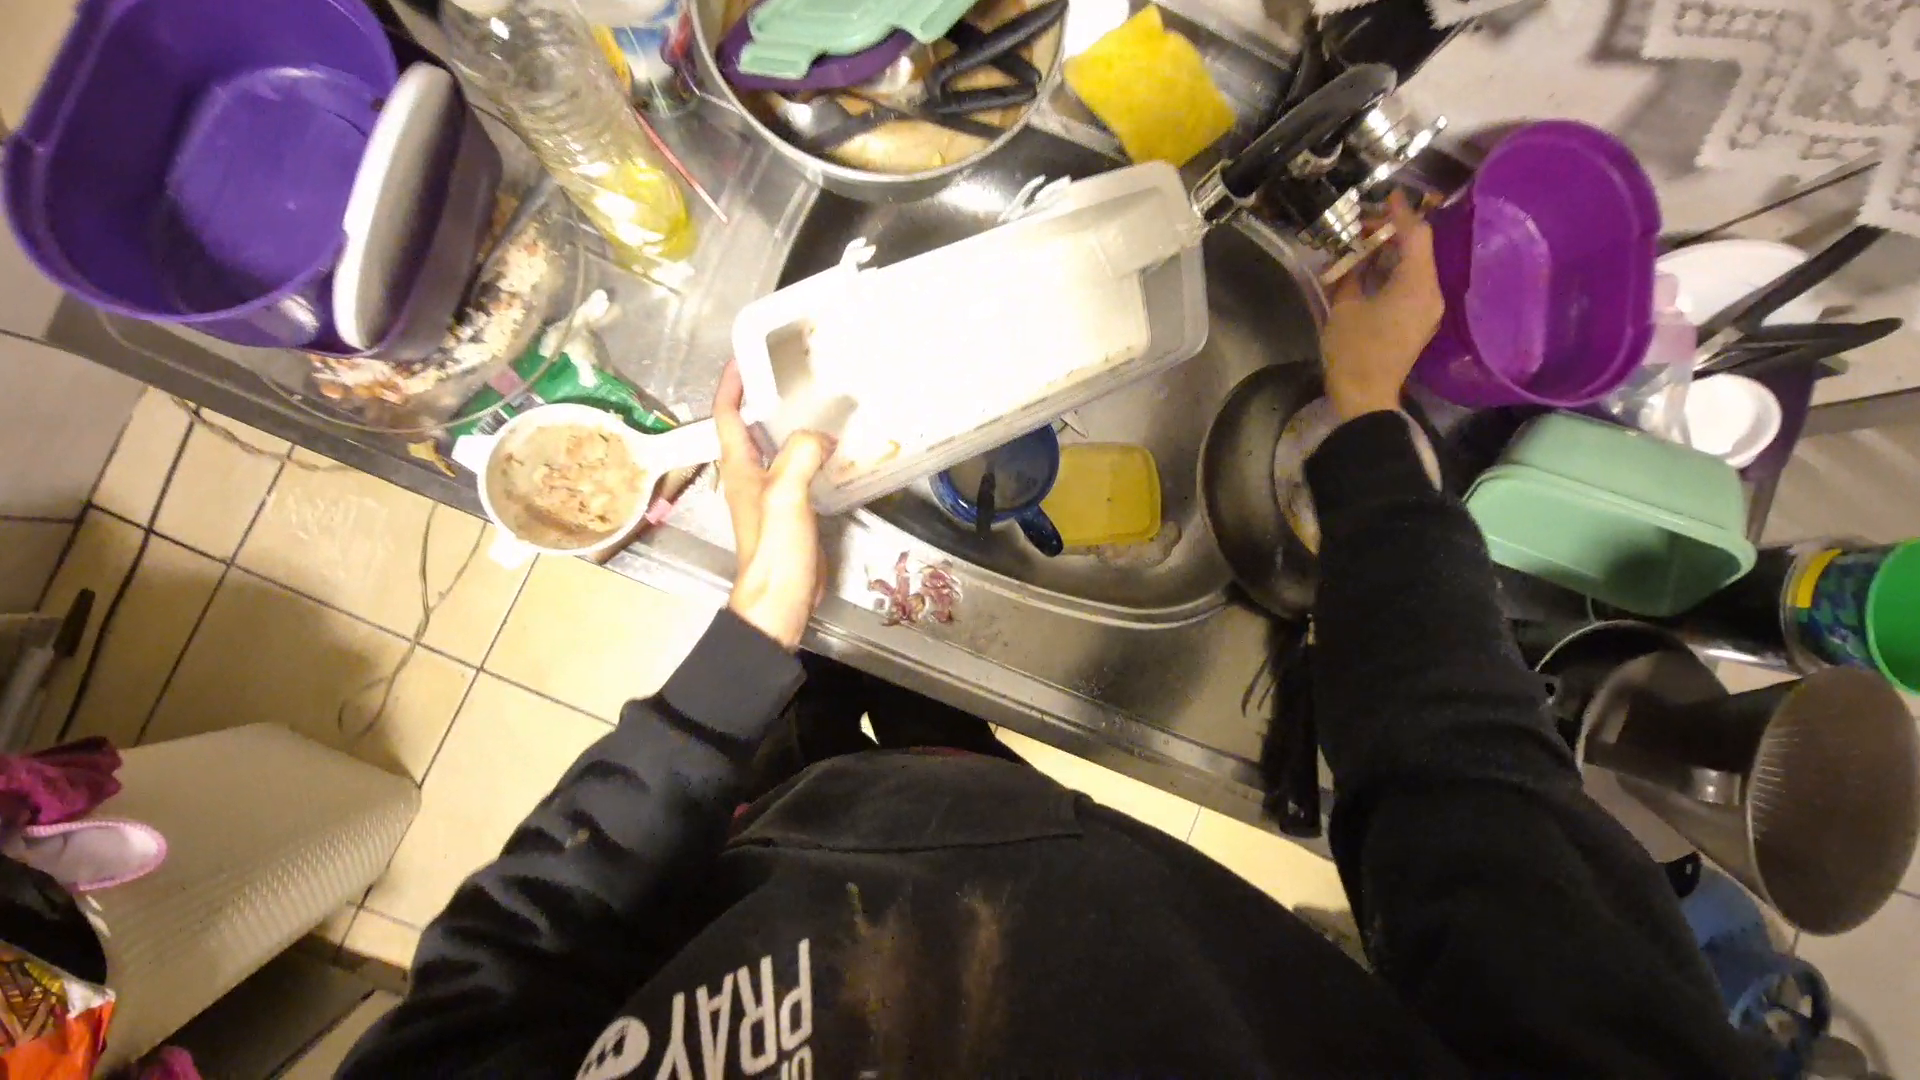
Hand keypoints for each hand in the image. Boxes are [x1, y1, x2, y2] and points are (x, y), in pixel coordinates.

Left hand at [713, 362, 833, 649]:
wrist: (780, 597)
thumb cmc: (775, 548)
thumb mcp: (786, 494)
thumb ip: (801, 456)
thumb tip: (822, 436)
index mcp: (739, 467)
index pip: (727, 415)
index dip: (732, 384)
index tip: (745, 358)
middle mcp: (749, 475)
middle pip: (749, 427)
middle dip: (763, 398)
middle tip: (791, 375)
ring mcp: (768, 493)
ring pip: (775, 447)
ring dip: (788, 424)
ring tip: (815, 403)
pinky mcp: (789, 509)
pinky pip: (796, 469)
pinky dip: (809, 452)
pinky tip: (832, 449)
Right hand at [1319, 191, 1445, 421]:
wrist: (1365, 397)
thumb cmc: (1352, 352)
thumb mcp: (1343, 309)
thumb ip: (1350, 276)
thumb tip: (1351, 258)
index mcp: (1416, 284)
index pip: (1416, 235)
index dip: (1401, 213)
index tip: (1387, 195)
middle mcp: (1430, 292)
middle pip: (1417, 250)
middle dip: (1391, 233)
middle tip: (1362, 226)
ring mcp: (1427, 309)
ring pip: (1414, 268)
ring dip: (1390, 254)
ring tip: (1361, 247)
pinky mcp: (1418, 322)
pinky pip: (1410, 286)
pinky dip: (1392, 273)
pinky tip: (1369, 273)